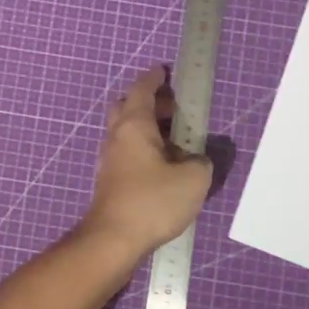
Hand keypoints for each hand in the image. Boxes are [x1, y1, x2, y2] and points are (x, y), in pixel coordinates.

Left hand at [82, 67, 213, 253]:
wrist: (112, 239)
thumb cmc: (152, 202)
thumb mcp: (193, 180)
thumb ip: (200, 161)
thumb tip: (195, 160)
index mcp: (133, 125)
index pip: (142, 90)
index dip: (154, 78)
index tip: (164, 70)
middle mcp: (116, 136)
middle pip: (126, 106)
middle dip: (149, 102)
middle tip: (174, 108)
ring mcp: (108, 158)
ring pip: (124, 130)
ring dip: (146, 127)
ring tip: (175, 140)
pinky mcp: (108, 179)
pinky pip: (125, 151)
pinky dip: (142, 147)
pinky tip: (161, 165)